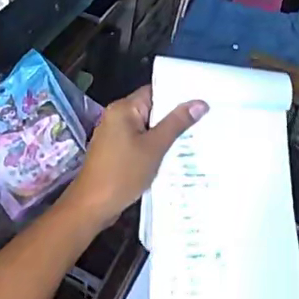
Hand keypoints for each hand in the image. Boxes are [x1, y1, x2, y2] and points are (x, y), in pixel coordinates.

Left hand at [61, 85, 205, 228]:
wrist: (92, 206)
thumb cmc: (123, 173)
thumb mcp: (155, 147)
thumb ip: (177, 123)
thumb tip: (200, 102)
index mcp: (124, 109)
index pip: (155, 91)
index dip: (179, 94)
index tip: (202, 99)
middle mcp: (116, 116)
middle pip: (152, 109)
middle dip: (176, 116)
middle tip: (206, 119)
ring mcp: (115, 134)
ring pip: (148, 127)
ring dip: (167, 133)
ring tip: (197, 135)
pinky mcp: (116, 151)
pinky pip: (140, 141)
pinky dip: (156, 145)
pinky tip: (175, 154)